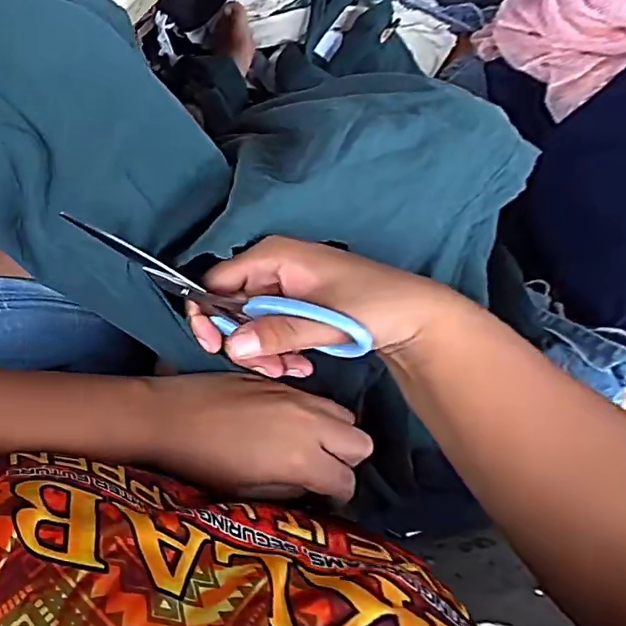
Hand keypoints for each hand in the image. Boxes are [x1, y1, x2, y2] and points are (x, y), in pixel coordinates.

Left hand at [139, 373, 372, 502]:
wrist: (166, 417)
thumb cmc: (201, 463)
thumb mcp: (249, 490)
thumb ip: (291, 489)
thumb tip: (311, 487)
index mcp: (303, 459)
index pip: (347, 481)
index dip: (339, 496)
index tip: (325, 499)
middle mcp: (309, 423)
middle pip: (361, 442)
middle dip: (347, 460)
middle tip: (321, 470)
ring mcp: (295, 396)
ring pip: (343, 414)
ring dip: (334, 432)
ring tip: (307, 445)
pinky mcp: (277, 380)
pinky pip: (314, 397)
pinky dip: (313, 414)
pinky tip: (286, 424)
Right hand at [187, 236, 474, 377]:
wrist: (416, 317)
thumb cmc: (377, 305)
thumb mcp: (326, 320)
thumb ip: (279, 332)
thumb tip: (233, 344)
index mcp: (274, 256)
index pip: (217, 281)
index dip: (209, 314)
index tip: (216, 345)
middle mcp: (272, 268)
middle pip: (229, 307)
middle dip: (243, 342)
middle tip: (268, 367)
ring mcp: (281, 289)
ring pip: (247, 325)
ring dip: (262, 353)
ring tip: (291, 369)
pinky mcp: (291, 308)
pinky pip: (266, 332)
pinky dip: (276, 353)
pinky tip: (300, 365)